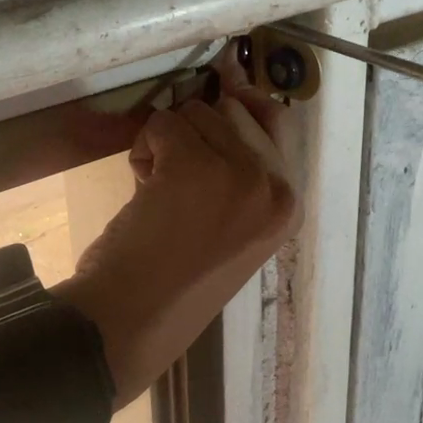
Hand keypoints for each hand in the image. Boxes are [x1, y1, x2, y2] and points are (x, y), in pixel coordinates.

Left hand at [60, 47, 302, 402]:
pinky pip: (163, 123)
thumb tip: (227, 103)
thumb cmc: (178, 283)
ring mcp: (237, 174)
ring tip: (160, 191)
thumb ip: (239, 175)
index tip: (216, 101)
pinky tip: (143, 187)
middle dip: (197, 133)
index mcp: (288, 205)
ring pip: (195, 113)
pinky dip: (145, 146)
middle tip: (178, 178)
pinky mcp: (192, 166)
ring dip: (168, 142)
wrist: (134, 320)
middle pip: (233, 111)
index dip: (242, 105)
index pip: (278, 122)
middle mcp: (274, 185)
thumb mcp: (232, 227)